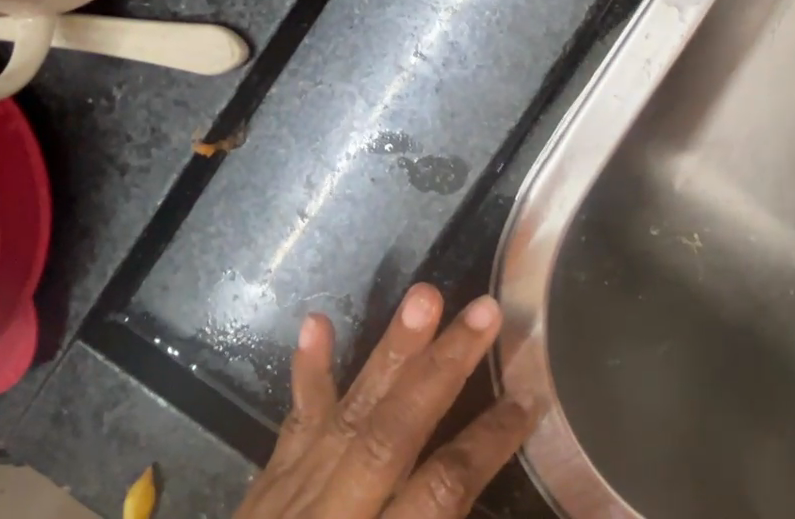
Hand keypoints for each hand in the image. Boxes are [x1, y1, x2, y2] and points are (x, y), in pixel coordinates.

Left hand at [234, 284, 538, 518]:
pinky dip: (307, 376)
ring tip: (423, 297)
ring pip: (346, 417)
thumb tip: (489, 494)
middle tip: (485, 311)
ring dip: (389, 354)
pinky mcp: (266, 493)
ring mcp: (289, 504)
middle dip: (440, 370)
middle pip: (390, 436)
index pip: (439, 491)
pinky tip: (317, 322)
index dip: (486, 444)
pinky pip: (292, 428)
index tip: (528, 399)